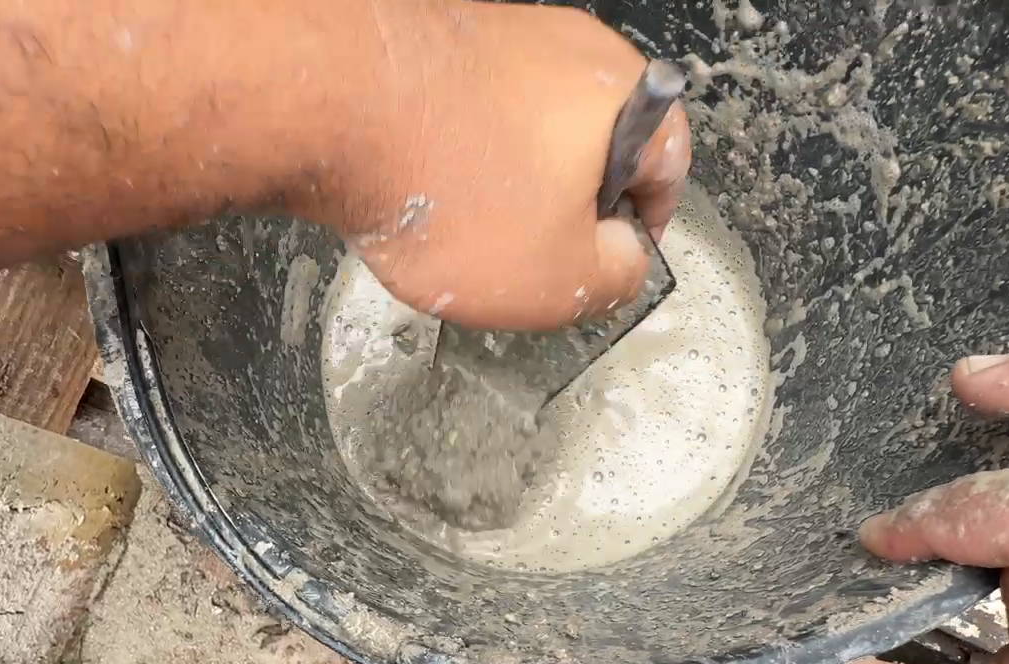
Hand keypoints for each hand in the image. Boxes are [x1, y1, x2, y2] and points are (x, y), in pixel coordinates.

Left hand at [316, 1, 689, 330]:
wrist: (338, 114)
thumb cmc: (458, 200)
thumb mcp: (559, 280)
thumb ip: (616, 278)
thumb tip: (628, 259)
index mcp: (628, 101)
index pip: (670, 168)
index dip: (646, 229)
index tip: (617, 264)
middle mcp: (575, 52)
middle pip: (597, 150)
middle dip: (573, 215)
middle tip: (539, 265)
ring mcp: (507, 39)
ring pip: (533, 137)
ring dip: (516, 192)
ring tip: (473, 236)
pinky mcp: (445, 46)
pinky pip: (475, 120)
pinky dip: (466, 164)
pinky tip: (434, 198)